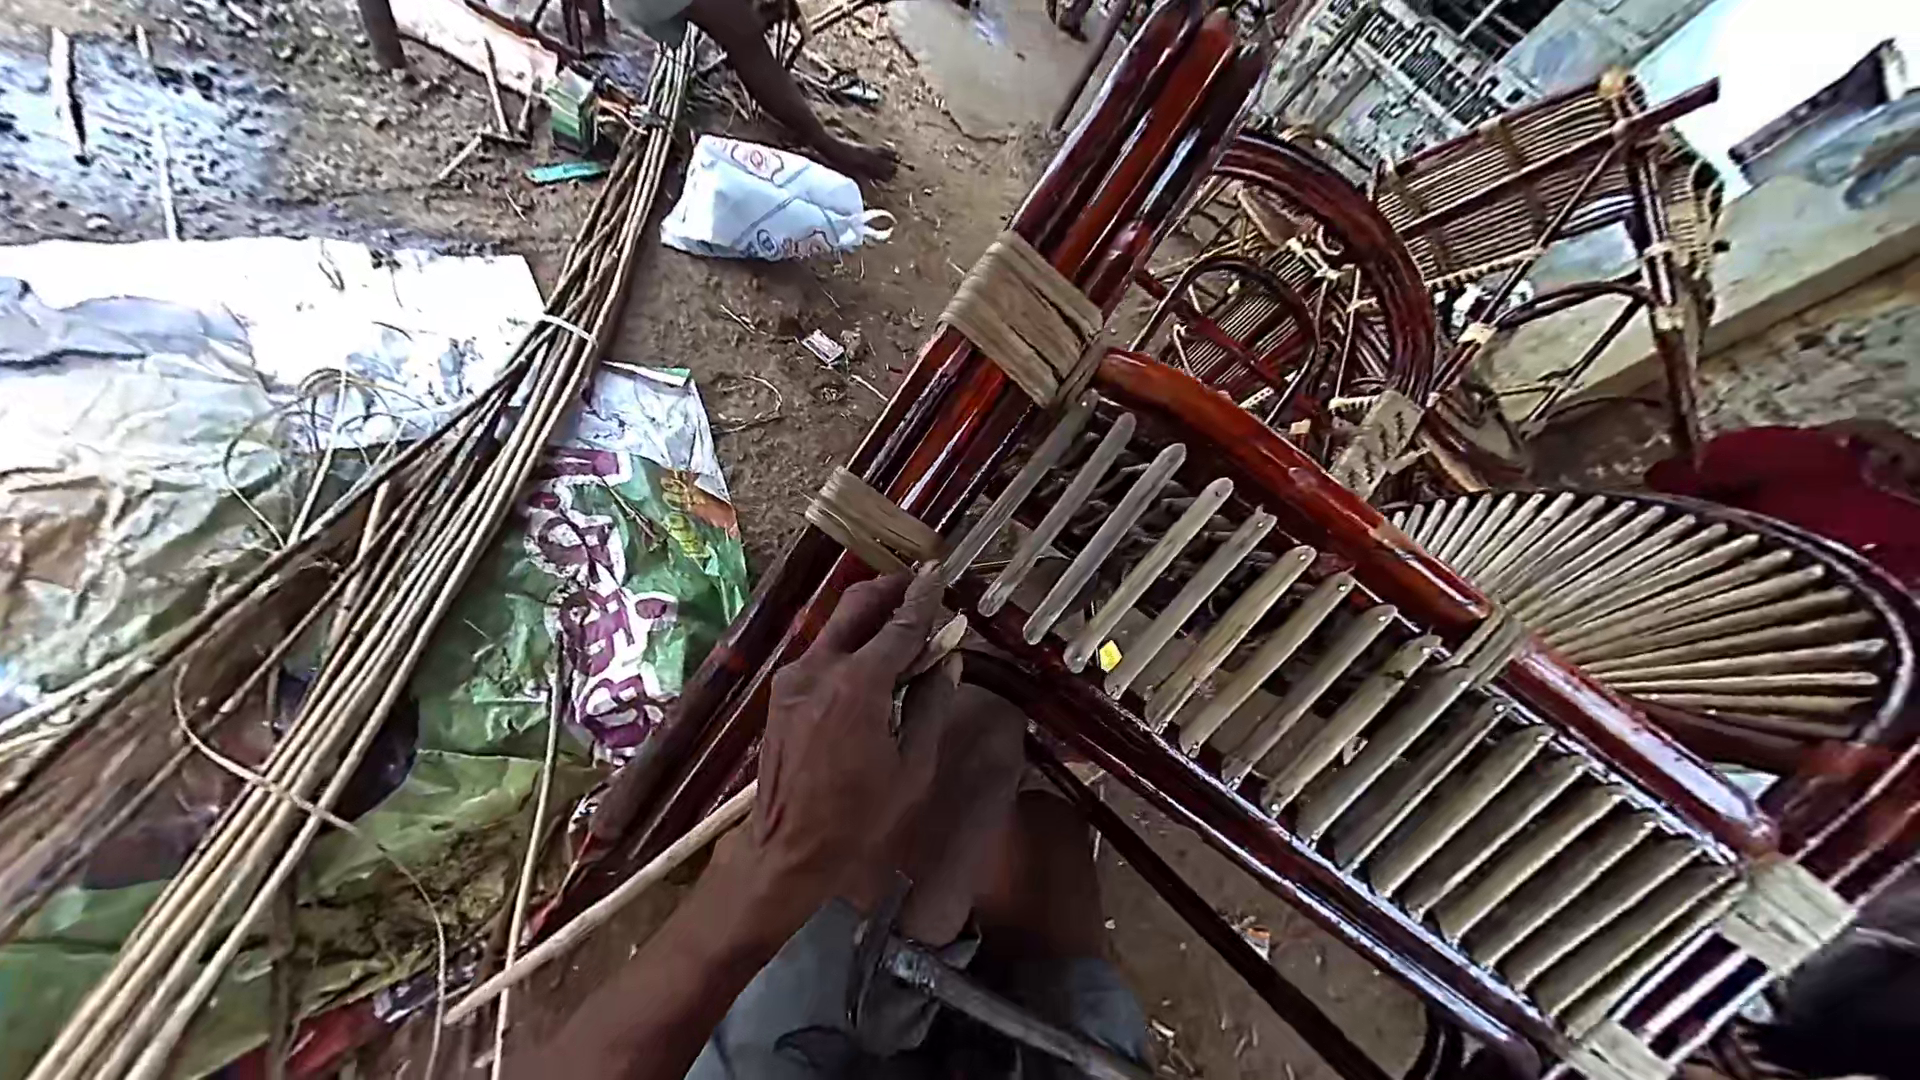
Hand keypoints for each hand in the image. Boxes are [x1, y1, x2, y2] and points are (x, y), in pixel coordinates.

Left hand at [735, 569, 943, 910]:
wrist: (787, 851)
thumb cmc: (859, 818)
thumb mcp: (913, 766)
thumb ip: (932, 704)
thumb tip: (948, 660)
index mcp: (858, 687)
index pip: (900, 627)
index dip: (923, 599)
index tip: (938, 573)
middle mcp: (819, 669)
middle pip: (857, 605)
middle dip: (890, 589)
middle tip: (918, 584)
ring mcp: (794, 677)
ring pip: (837, 624)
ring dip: (870, 615)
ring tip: (902, 622)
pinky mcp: (782, 690)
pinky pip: (823, 650)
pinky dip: (851, 641)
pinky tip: (871, 658)